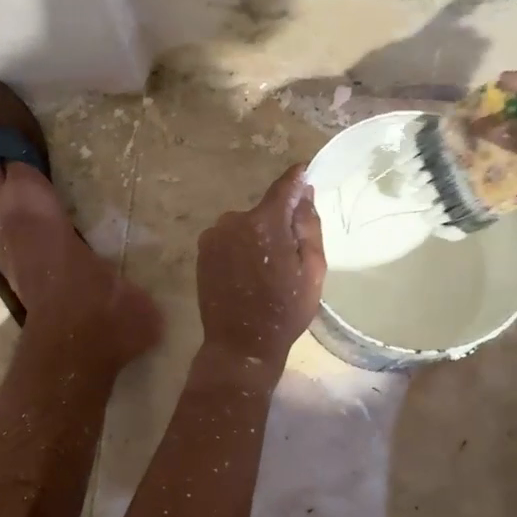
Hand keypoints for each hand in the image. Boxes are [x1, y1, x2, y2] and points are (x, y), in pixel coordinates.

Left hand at [195, 164, 325, 378]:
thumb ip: (309, 226)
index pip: (285, 186)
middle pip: (265, 210)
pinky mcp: (202, 250)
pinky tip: (247, 274)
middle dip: (279, 223)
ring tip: (266, 269)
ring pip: (246, 225)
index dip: (298, 178)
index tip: (307, 172)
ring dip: (257, 237)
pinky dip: (241, 247)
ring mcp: (214, 235)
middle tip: (290, 253)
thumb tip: (304, 193)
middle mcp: (234, 220)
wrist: (241, 344)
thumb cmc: (285, 310)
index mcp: (265, 222)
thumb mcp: (313, 270)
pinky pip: (230, 238)